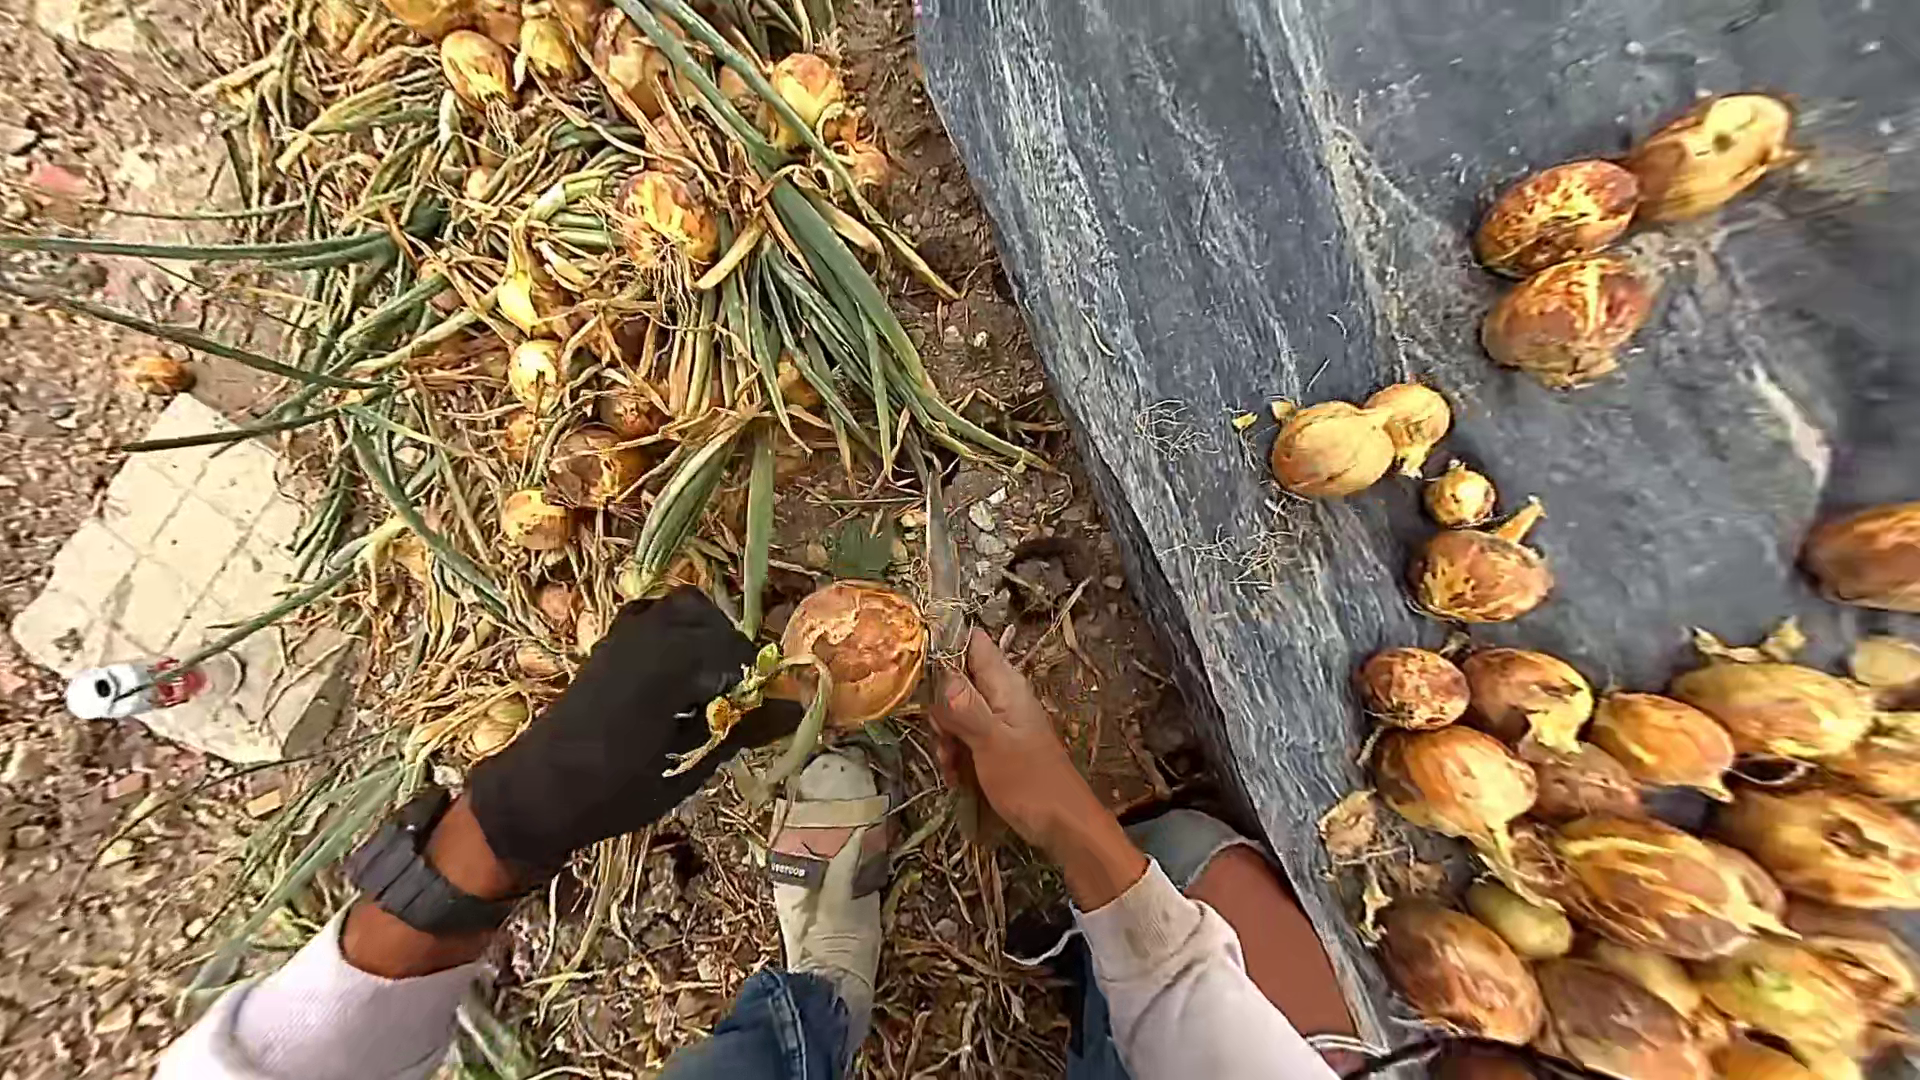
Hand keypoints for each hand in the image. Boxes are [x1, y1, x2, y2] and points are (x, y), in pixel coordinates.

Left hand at [467, 588, 801, 872]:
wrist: (535, 797)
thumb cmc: (614, 791)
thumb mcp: (687, 765)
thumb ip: (743, 728)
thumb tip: (796, 709)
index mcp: (670, 665)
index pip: (736, 654)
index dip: (754, 681)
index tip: (755, 709)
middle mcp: (650, 636)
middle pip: (716, 624)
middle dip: (734, 657)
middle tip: (735, 696)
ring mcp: (626, 634)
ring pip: (686, 607)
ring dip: (708, 633)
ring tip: (709, 674)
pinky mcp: (611, 641)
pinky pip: (654, 612)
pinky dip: (674, 626)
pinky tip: (675, 664)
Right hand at [930, 630, 1145, 907]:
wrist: (1065, 826)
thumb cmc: (1030, 783)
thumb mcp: (991, 744)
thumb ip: (964, 706)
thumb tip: (938, 671)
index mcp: (1004, 683)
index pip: (970, 641)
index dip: (942, 646)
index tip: (917, 671)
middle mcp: (1001, 692)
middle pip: (956, 678)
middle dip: (939, 705)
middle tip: (942, 737)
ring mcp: (999, 717)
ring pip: (956, 709)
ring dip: (946, 735)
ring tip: (950, 763)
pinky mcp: (997, 740)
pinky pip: (966, 733)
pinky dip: (956, 751)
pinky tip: (955, 775)